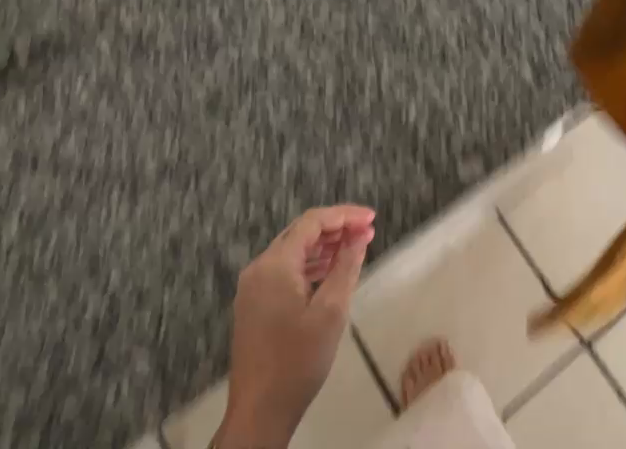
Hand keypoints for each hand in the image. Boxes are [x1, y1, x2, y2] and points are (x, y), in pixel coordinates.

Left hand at [216, 205, 376, 448]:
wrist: (259, 411)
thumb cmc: (298, 360)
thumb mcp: (331, 312)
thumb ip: (346, 268)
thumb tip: (358, 238)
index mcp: (274, 264)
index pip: (312, 223)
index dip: (344, 215)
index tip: (372, 218)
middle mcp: (259, 268)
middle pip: (300, 233)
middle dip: (335, 228)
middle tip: (368, 232)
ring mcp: (253, 288)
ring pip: (292, 252)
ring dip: (324, 246)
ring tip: (356, 247)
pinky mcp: (254, 305)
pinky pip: (285, 271)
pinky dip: (310, 266)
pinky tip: (331, 271)